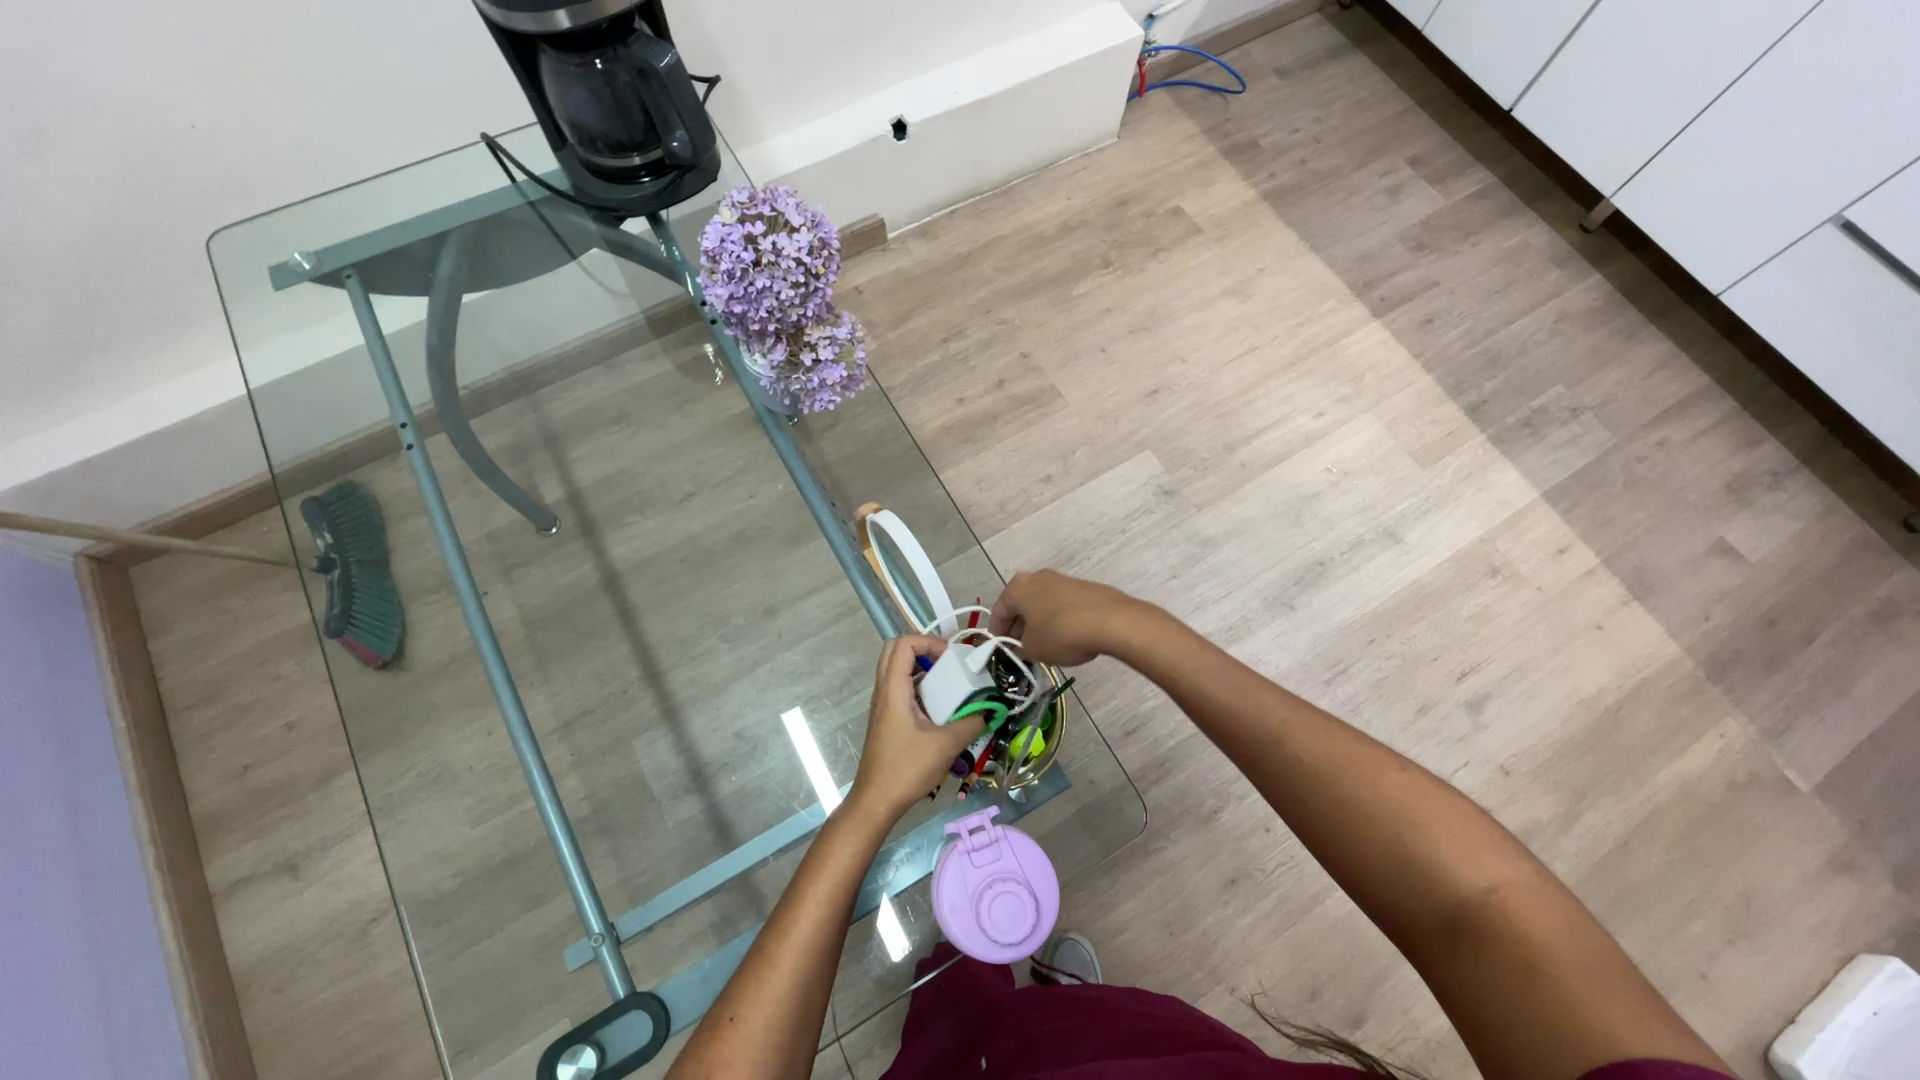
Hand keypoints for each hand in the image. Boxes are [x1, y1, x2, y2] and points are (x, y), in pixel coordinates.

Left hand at [847, 636, 985, 822]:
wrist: (876, 800)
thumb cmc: (906, 769)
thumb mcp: (945, 745)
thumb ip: (971, 724)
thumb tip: (989, 711)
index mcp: (893, 689)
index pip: (903, 643)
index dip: (929, 641)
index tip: (952, 657)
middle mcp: (884, 691)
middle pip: (895, 651)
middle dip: (923, 649)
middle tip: (947, 664)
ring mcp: (882, 706)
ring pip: (897, 671)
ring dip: (921, 669)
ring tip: (948, 684)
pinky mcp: (886, 720)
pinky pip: (901, 691)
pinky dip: (919, 689)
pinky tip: (940, 709)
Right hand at [987, 570, 1150, 666]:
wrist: (1111, 621)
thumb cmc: (1061, 633)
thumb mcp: (1034, 649)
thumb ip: (1020, 649)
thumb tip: (1021, 649)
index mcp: (1018, 587)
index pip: (998, 611)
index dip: (997, 633)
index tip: (999, 649)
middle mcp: (1038, 577)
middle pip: (1021, 605)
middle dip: (1018, 627)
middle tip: (1020, 649)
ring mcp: (1062, 579)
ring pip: (1041, 604)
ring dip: (1038, 623)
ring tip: (1042, 646)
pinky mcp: (1083, 587)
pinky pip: (1061, 605)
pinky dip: (1057, 619)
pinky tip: (1064, 637)